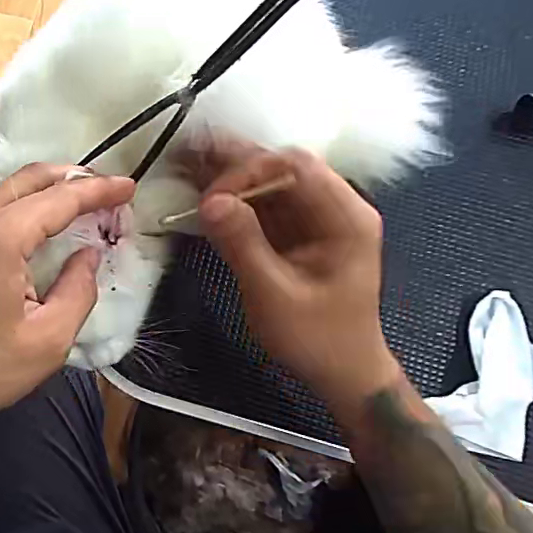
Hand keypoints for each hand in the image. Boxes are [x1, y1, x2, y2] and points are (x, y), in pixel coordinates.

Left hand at [0, 163, 134, 480]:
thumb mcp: (47, 341)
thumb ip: (78, 290)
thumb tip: (89, 256)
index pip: (60, 199)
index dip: (99, 191)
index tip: (130, 187)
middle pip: (30, 180)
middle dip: (74, 179)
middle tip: (109, 190)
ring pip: (8, 192)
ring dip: (48, 192)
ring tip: (83, 205)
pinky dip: (24, 208)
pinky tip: (42, 227)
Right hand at [196, 148, 404, 423]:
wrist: (344, 373)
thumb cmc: (317, 340)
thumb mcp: (275, 296)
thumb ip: (243, 245)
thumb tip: (210, 201)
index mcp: (346, 217)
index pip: (296, 167)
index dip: (249, 171)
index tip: (211, 198)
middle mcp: (337, 207)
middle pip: (284, 168)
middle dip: (235, 166)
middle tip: (186, 158)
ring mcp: (320, 219)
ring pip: (273, 183)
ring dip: (232, 179)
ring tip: (186, 167)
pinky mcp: (303, 234)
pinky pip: (269, 206)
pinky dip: (238, 201)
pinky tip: (204, 195)